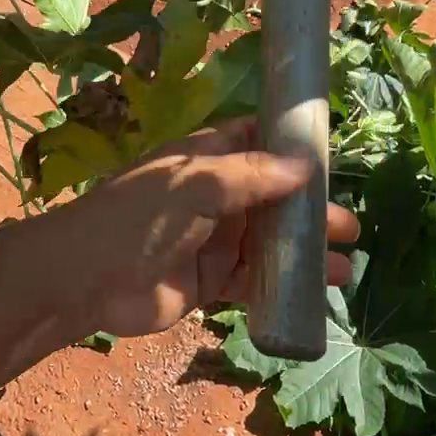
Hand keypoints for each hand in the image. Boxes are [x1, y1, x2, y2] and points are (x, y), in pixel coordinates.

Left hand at [65, 119, 358, 337]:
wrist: (87, 279)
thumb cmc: (138, 218)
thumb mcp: (194, 185)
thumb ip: (249, 175)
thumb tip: (304, 166)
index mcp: (204, 159)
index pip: (253, 141)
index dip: (289, 148)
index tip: (331, 159)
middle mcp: (212, 195)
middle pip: (271, 197)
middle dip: (308, 210)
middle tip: (347, 226)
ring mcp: (211, 239)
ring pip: (268, 242)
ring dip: (304, 252)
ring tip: (344, 266)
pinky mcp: (209, 280)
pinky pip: (254, 279)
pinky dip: (284, 285)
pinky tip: (316, 294)